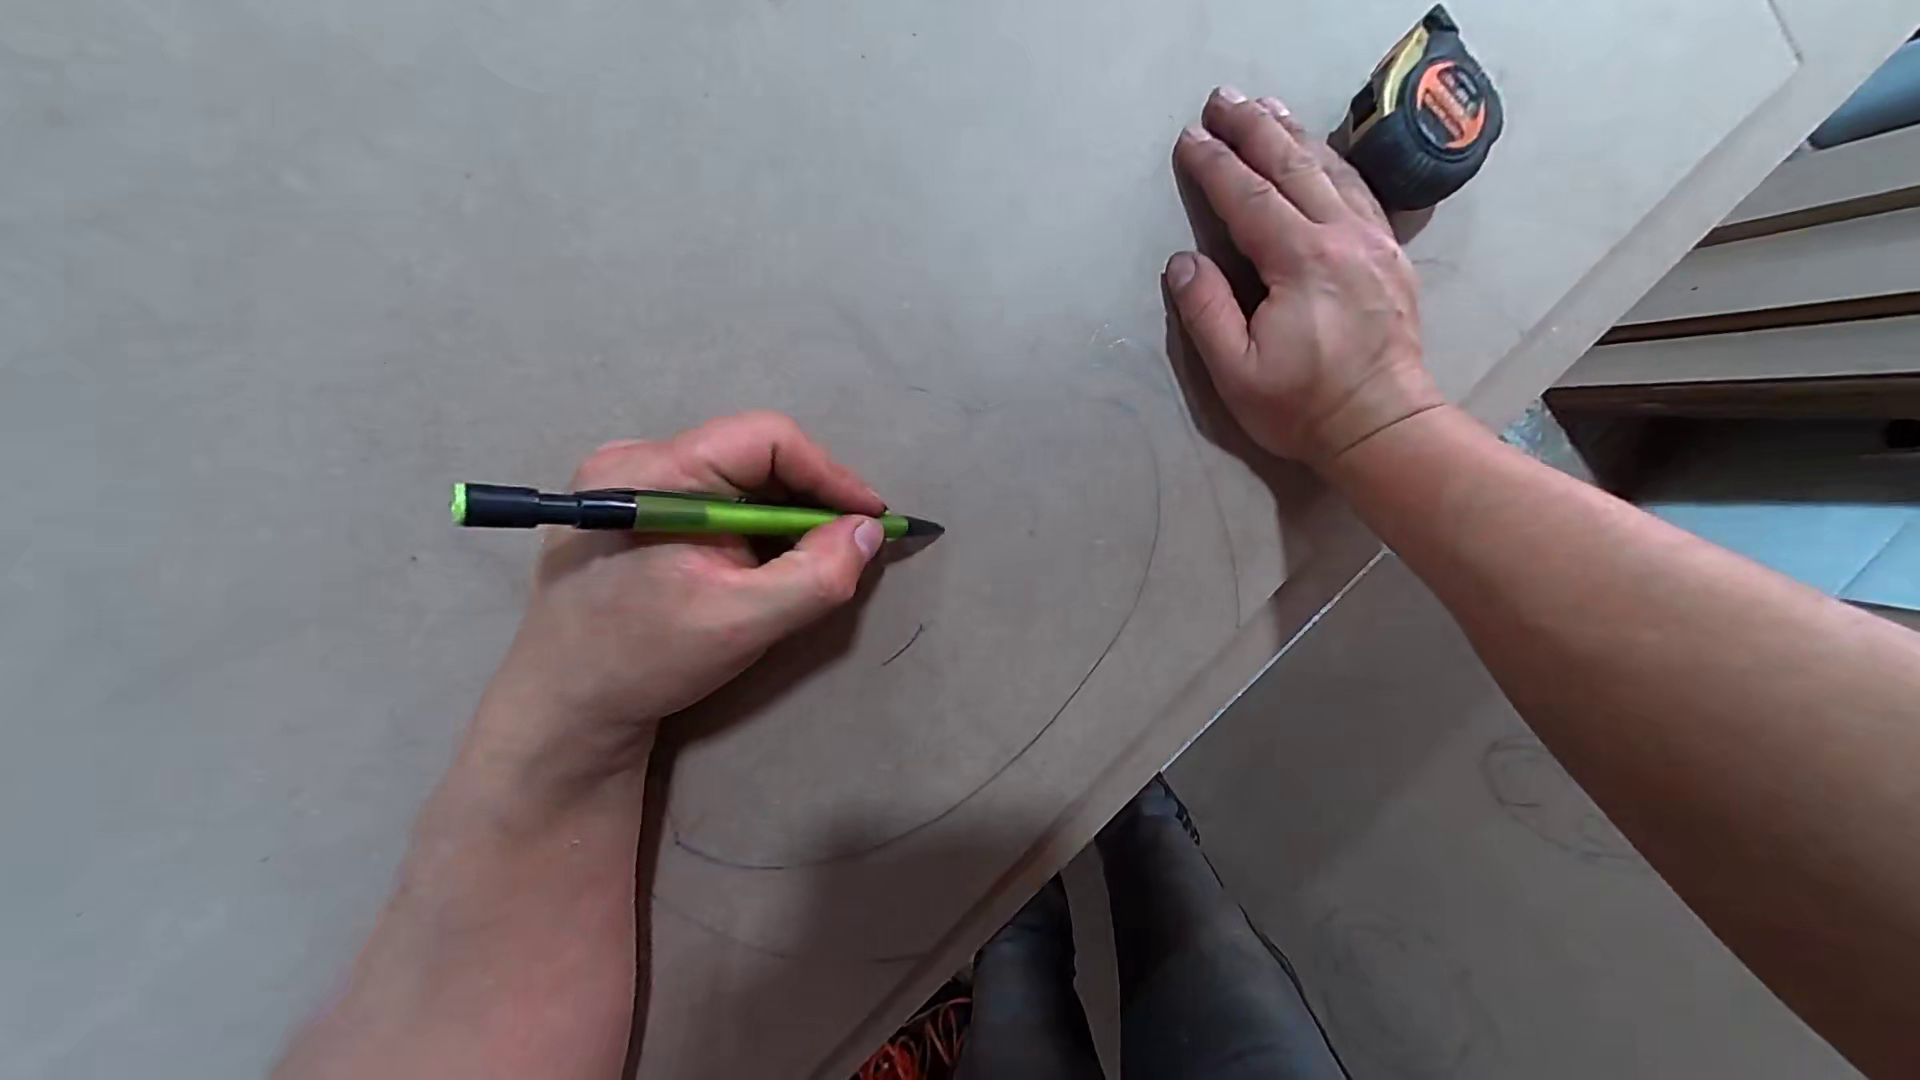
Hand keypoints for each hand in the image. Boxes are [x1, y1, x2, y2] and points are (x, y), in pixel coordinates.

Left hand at [463, 411, 887, 809]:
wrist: (566, 708)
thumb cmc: (647, 661)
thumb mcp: (744, 623)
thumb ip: (817, 575)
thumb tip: (869, 531)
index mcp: (652, 473)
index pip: (765, 439)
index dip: (829, 474)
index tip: (871, 518)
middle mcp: (636, 461)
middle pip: (753, 454)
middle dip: (812, 497)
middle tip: (849, 540)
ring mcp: (631, 482)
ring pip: (739, 475)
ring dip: (787, 512)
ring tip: (813, 554)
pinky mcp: (635, 507)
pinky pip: (718, 496)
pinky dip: (759, 523)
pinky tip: (768, 558)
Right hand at [1167, 87, 1444, 467]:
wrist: (1380, 424)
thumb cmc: (1299, 406)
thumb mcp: (1235, 372)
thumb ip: (1207, 311)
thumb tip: (1183, 261)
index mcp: (1302, 263)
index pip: (1250, 199)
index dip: (1215, 167)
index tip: (1189, 138)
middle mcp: (1344, 237)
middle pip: (1294, 167)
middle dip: (1253, 129)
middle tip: (1222, 98)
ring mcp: (1374, 242)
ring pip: (1331, 170)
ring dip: (1292, 135)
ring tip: (1264, 109)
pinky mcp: (1389, 256)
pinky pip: (1359, 191)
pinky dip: (1331, 162)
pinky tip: (1317, 153)